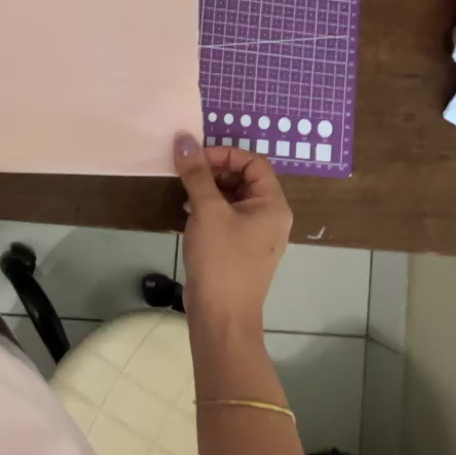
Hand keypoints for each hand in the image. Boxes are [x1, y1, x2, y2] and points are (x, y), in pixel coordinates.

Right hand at [174, 132, 292, 336]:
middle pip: (244, 177)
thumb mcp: (207, 210)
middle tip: (186, 173)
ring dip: (207, 187)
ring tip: (183, 190)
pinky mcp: (239, 247)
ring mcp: (255, 234)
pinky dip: (207, 206)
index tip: (195, 160)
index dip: (224, 155)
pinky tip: (186, 210)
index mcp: (272, 205)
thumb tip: (184, 139)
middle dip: (214, 170)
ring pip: (232, 196)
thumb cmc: (221, 259)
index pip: (254, 163)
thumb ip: (196, 173)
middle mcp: (269, 217)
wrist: (222, 315)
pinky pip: (226, 214)